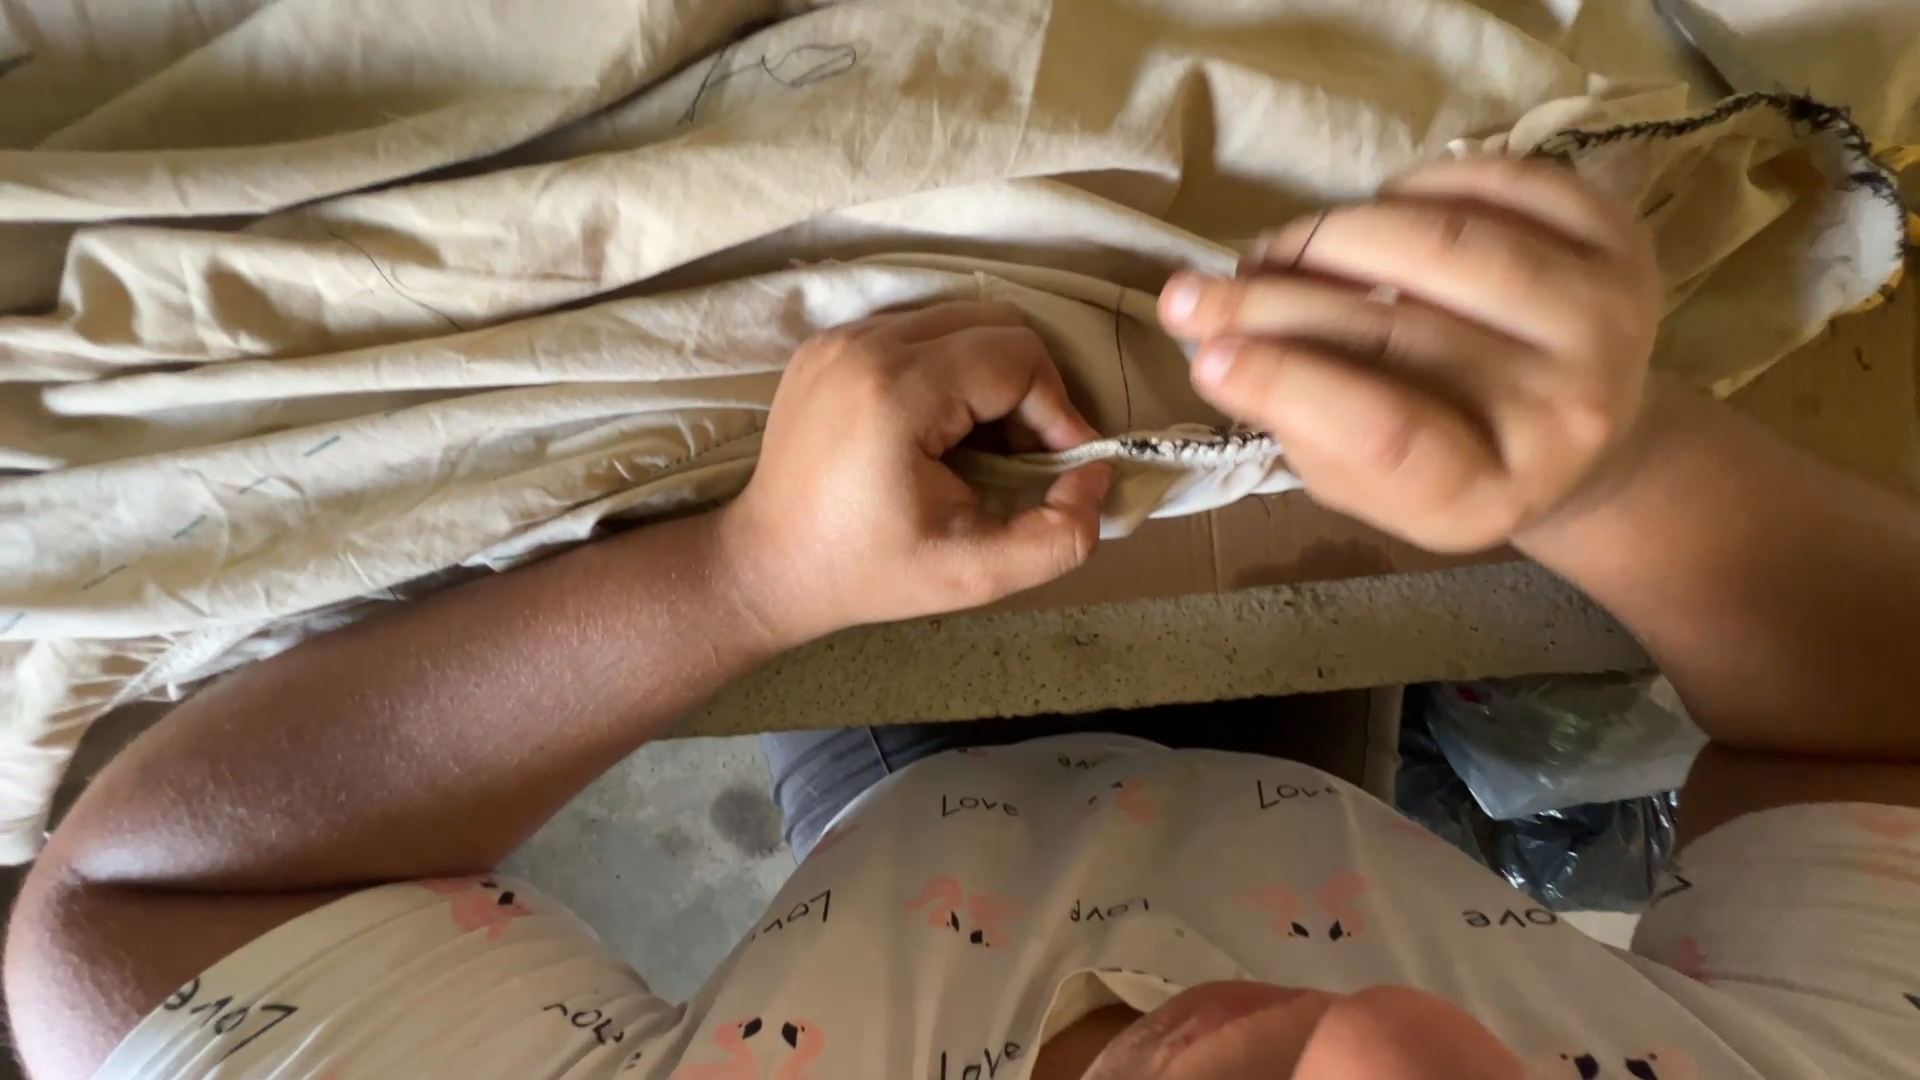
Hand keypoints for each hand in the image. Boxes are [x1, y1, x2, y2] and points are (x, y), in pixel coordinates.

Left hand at [718, 301, 1110, 644]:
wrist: (770, 565)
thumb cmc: (870, 574)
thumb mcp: (977, 576)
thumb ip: (1060, 535)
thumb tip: (1094, 474)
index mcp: (896, 391)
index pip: (1017, 357)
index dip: (1058, 411)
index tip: (1062, 467)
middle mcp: (865, 343)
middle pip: (996, 324)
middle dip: (1031, 390)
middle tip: (1028, 456)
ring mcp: (839, 337)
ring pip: (960, 320)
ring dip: (994, 378)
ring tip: (988, 444)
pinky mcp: (827, 344)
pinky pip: (920, 331)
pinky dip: (953, 370)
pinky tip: (943, 428)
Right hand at [1157, 157, 1660, 551]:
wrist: (1584, 438)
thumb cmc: (1441, 471)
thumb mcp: (1362, 487)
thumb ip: (1302, 429)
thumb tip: (1221, 347)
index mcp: (1488, 490)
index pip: (1383, 432)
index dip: (1286, 386)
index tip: (1202, 356)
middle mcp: (1566, 407)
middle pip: (1394, 334)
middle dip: (1269, 306)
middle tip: (1187, 296)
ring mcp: (1605, 314)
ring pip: (1444, 244)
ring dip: (1329, 236)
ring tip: (1270, 254)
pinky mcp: (1622, 238)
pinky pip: (1504, 181)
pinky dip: (1414, 186)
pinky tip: (1367, 214)